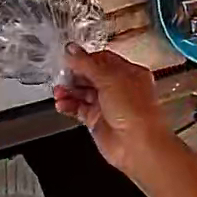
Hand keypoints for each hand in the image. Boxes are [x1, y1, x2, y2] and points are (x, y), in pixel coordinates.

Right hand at [53, 44, 173, 176]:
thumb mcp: (109, 79)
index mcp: (128, 73)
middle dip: (73, 75)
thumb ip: (86, 64)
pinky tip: (61, 104)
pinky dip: (68, 105)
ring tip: (58, 91)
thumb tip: (71, 50)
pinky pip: (77, 109)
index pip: (102, 60)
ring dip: (68, 90)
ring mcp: (107, 105)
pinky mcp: (96, 120)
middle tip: (61, 75)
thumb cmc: (136, 112)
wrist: (138, 146)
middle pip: (89, 76)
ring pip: (82, 92)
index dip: (84, 59)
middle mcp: (118, 88)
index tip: (68, 58)